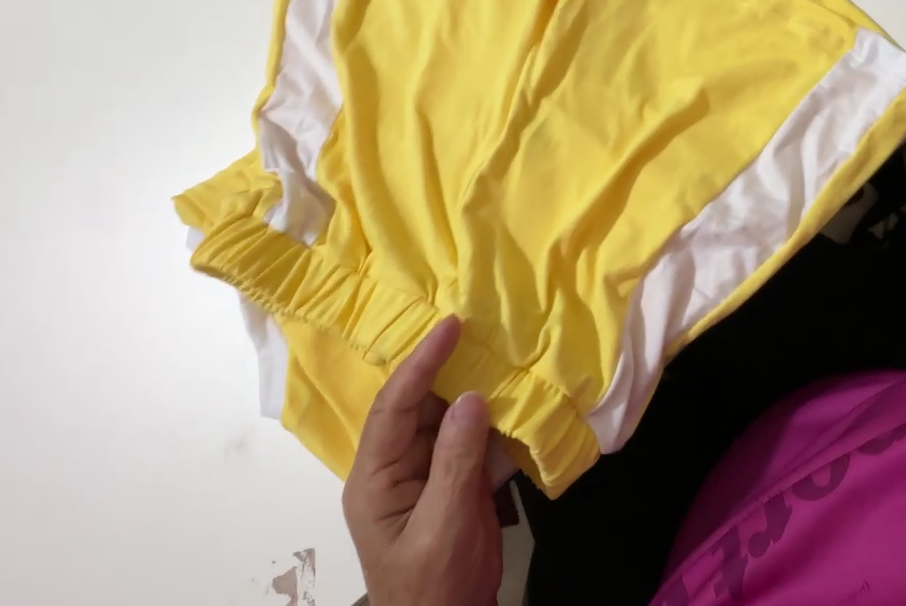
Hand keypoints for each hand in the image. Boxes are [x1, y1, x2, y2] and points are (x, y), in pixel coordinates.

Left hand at [344, 316, 502, 605]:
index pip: (395, 406)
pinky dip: (504, 424)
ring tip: (510, 354)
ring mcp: (433, 472)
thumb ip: (456, 460)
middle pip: (426, 404)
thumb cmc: (431, 587)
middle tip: (484, 328)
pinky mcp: (462, 482)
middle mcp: (401, 465)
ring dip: (484, 391)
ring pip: (457, 418)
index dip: (421, 362)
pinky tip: (528, 403)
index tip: (451, 326)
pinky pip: (482, 441)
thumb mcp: (441, 526)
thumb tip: (472, 396)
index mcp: (377, 476)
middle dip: (453, 367)